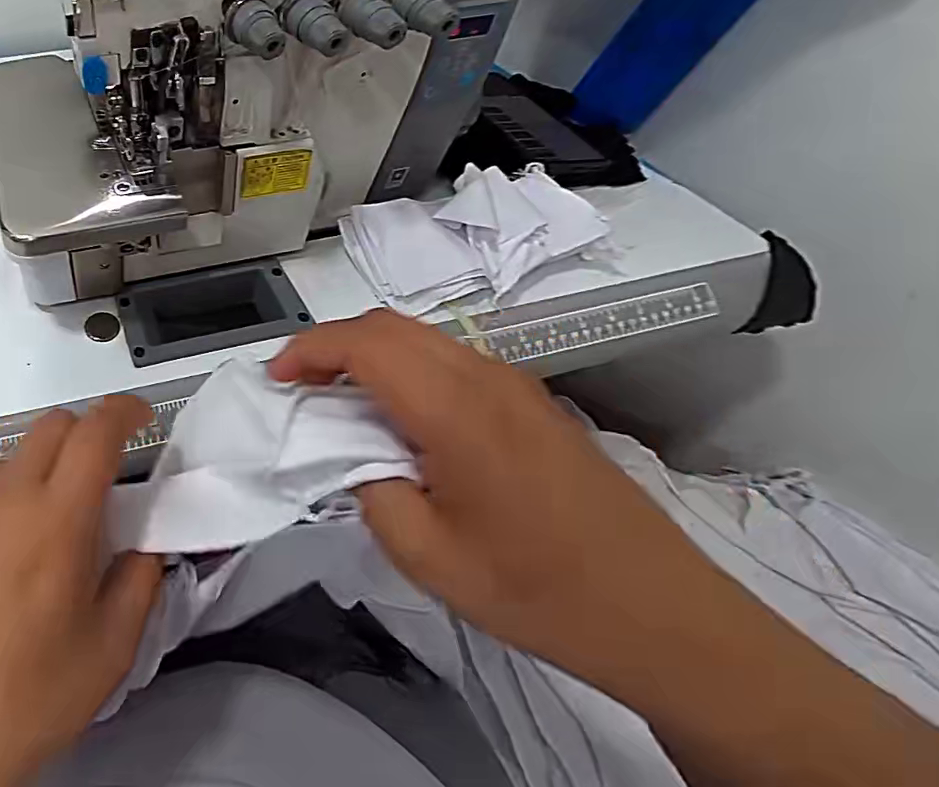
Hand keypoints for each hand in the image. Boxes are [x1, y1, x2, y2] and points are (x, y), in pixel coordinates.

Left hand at [0, 396, 162, 786]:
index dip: (125, 411)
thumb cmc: (18, 702)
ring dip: (44, 473)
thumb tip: (143, 547)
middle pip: (53, 425)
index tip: (140, 418)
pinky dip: (5, 503)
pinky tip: (1, 564)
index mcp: (55, 519)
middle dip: (87, 435)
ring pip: (15, 458)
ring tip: (48, 537)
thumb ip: (139, 581)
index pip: (96, 430)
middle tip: (102, 482)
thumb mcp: (108, 651)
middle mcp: (4, 498)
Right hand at [270, 311, 938, 786]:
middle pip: (388, 325)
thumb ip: (370, 489)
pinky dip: (402, 364)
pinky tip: (396, 409)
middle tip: (299, 384)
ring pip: (419, 335)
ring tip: (337, 394)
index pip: (363, 344)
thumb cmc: (537, 589)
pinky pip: (448, 357)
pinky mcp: (529, 399)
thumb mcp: (427, 555)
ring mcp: (513, 383)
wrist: (662, 613)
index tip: (276, 379)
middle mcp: (484, 377)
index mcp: (455, 410)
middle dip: (331, 343)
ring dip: (367, 350)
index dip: (308, 350)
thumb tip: (352, 452)